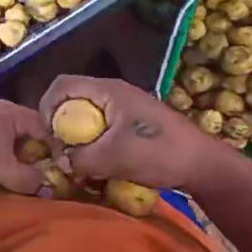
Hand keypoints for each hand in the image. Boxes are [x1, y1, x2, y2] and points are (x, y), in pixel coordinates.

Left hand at [0, 99, 49, 193]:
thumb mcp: (1, 168)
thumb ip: (27, 179)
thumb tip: (45, 186)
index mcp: (14, 113)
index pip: (46, 129)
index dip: (53, 151)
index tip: (54, 171)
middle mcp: (1, 109)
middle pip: (27, 134)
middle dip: (30, 158)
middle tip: (31, 178)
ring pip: (7, 140)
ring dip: (10, 160)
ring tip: (8, 179)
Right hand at [38, 76, 223, 190]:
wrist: (205, 165)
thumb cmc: (160, 153)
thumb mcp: (114, 157)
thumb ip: (80, 158)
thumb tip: (60, 162)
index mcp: (108, 90)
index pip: (62, 85)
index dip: (47, 107)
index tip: (49, 136)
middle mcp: (114, 93)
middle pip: (72, 101)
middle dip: (62, 126)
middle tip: (62, 152)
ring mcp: (126, 107)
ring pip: (87, 116)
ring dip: (79, 138)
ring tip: (79, 161)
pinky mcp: (134, 123)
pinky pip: (102, 127)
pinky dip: (95, 143)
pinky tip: (100, 163)